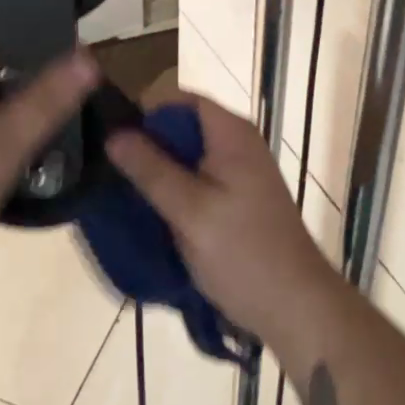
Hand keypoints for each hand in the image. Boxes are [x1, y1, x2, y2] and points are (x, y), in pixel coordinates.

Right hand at [106, 94, 348, 345]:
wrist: (295, 306)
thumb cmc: (243, 253)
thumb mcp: (190, 211)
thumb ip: (151, 170)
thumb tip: (114, 134)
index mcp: (231, 132)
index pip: (179, 99)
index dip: (145, 112)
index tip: (112, 140)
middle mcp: (237, 141)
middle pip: (182, 125)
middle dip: (148, 143)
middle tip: (110, 169)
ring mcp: (240, 170)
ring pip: (187, 155)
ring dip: (158, 170)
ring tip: (122, 190)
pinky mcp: (237, 197)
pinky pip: (197, 178)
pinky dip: (174, 188)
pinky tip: (150, 210)